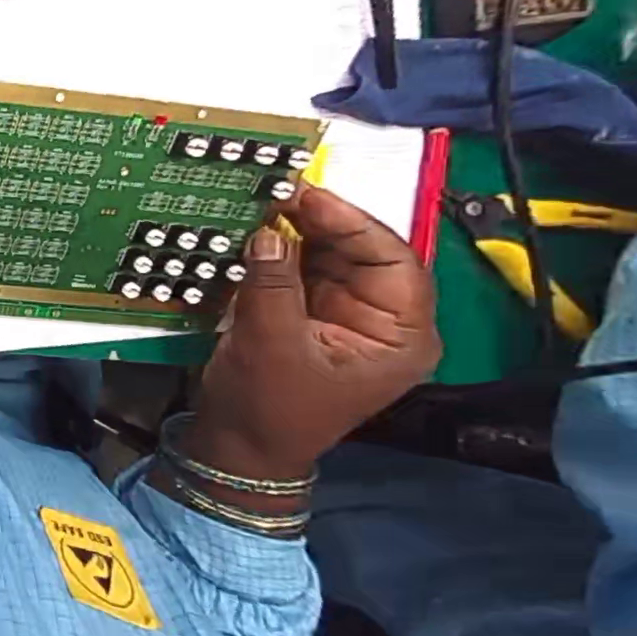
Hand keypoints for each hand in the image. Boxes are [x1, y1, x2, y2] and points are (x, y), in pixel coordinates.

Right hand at [181, 185, 440, 490]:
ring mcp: (337, 315)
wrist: (238, 443)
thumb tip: (267, 233)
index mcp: (399, 333)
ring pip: (324, 260)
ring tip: (259, 206)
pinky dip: (272, 254)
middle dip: (319, 224)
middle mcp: (377, 318)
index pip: (392, 261)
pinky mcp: (300, 315)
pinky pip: (293, 274)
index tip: (306, 194)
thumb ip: (272, 286)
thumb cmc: (268, 403)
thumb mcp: (269, 343)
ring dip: (292, 234)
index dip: (352, 223)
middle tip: (275, 192)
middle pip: (358, 255)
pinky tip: (250, 234)